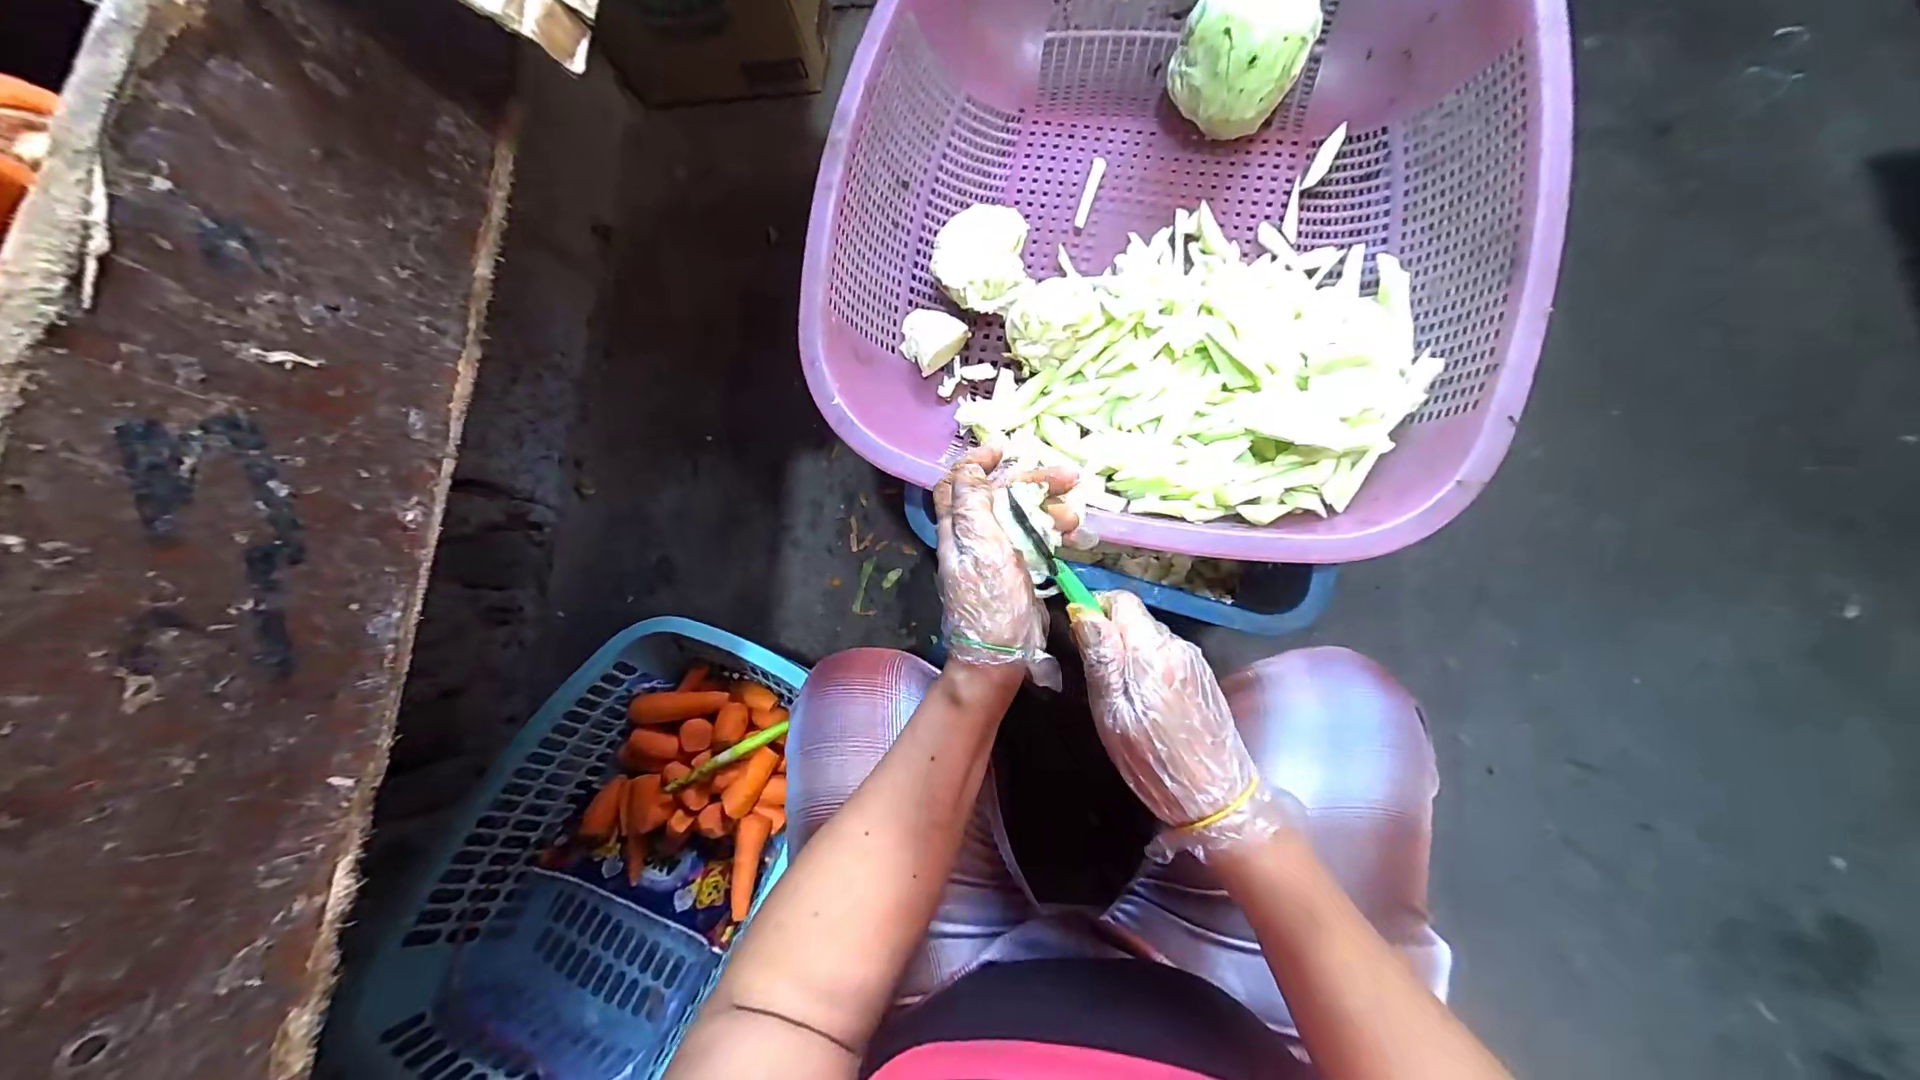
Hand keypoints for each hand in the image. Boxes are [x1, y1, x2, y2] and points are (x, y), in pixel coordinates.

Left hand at [932, 445, 1080, 686]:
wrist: (1001, 652)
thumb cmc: (988, 598)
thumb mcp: (978, 545)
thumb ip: (971, 504)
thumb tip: (970, 468)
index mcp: (958, 528)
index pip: (958, 483)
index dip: (976, 462)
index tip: (1003, 449)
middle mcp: (976, 536)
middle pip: (1001, 495)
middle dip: (1032, 482)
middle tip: (1069, 476)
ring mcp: (999, 553)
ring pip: (1023, 515)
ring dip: (1050, 508)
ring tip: (1073, 518)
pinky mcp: (1019, 568)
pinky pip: (1036, 538)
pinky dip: (1053, 531)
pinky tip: (1071, 534)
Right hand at [1070, 591, 1303, 860]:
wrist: (1217, 797)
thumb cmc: (1153, 761)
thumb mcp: (1113, 713)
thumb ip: (1100, 659)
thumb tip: (1082, 613)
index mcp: (1152, 652)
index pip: (1121, 600)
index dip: (1095, 608)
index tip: (1079, 634)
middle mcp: (1178, 646)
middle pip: (1135, 617)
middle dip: (1111, 634)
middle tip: (1096, 673)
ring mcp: (1194, 659)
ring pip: (1148, 636)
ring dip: (1129, 651)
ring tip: (1120, 692)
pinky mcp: (1202, 674)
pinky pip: (1165, 653)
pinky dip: (1147, 664)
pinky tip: (1145, 698)